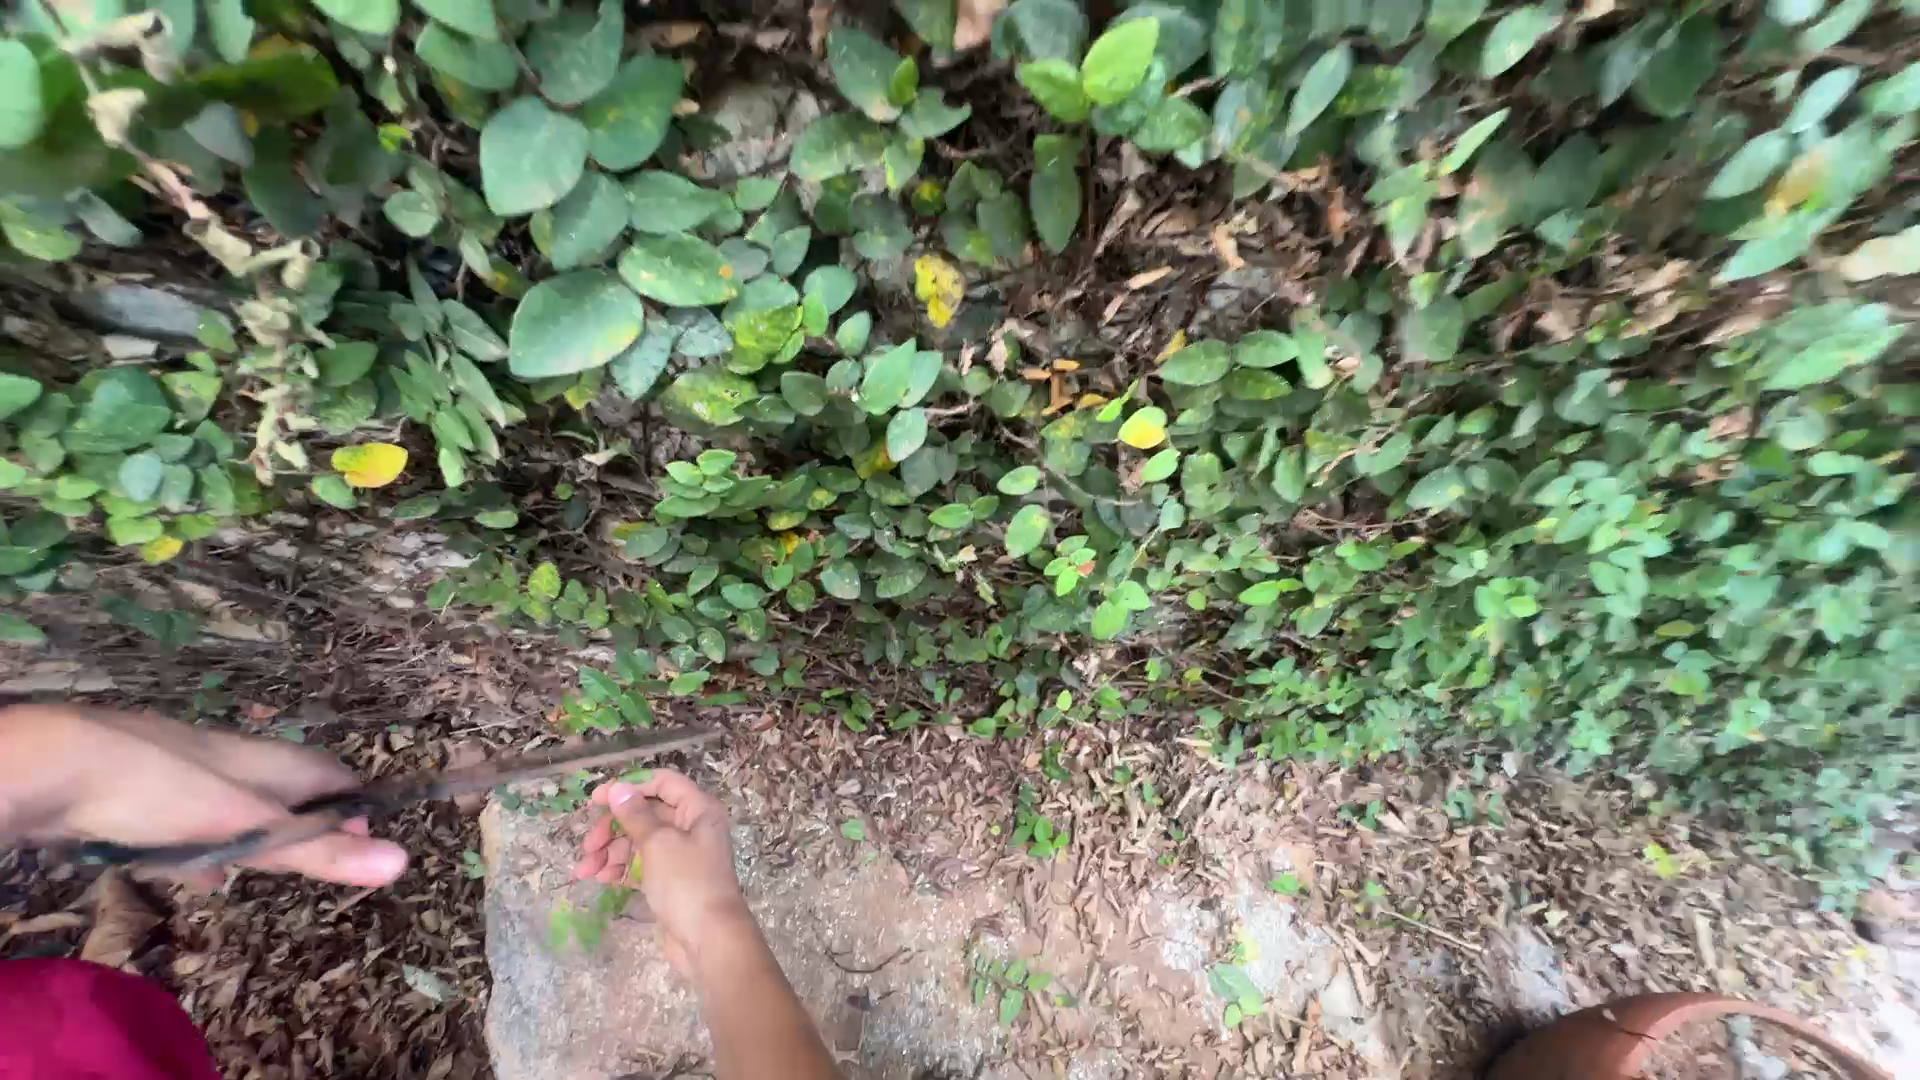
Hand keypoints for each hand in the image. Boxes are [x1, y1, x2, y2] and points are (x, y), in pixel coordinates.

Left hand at [0, 704, 407, 887]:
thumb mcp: (252, 827)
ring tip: (254, 870)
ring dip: (253, 834)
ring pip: (238, 805)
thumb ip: (320, 850)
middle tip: (313, 858)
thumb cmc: (167, 790)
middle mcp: (241, 762)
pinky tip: (191, 867)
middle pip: (290, 790)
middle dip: (306, 822)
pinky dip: (201, 844)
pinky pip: (188, 819)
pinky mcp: (139, 792)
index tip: (363, 838)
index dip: (355, 806)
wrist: (53, 765)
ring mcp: (187, 774)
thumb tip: (401, 862)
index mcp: (277, 763)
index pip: (337, 778)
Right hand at [571, 769, 749, 974]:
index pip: (662, 783)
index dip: (629, 787)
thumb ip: (636, 815)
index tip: (595, 800)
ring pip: (640, 841)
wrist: (708, 938)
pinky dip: (621, 868)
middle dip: (614, 827)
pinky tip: (600, 878)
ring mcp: (682, 854)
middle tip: (587, 846)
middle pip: (647, 813)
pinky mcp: (671, 879)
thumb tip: (619, 789)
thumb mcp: (659, 843)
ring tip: (585, 870)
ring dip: (611, 851)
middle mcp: (693, 826)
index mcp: (699, 808)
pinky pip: (642, 864)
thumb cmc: (687, 882)